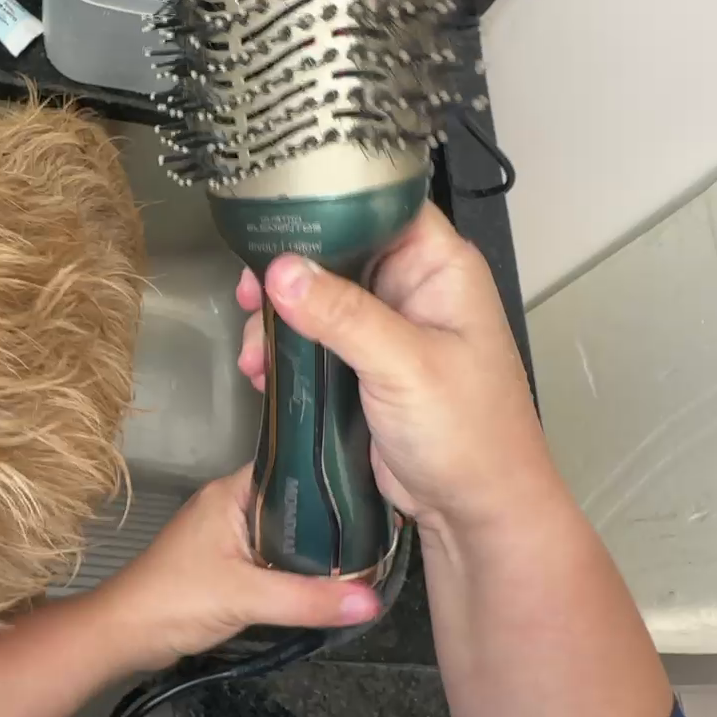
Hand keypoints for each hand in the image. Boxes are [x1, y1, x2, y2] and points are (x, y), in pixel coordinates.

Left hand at [92, 467, 378, 672]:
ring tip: (367, 555)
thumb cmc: (176, 600)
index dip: (330, 476)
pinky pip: (270, 559)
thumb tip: (373, 600)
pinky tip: (326, 582)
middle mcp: (228, 507)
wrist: (125, 634)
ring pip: (282, 535)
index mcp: (229, 494)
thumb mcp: (246, 597)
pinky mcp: (224, 565)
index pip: (290, 467)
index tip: (375, 490)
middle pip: (291, 504)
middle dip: (331, 520)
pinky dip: (294, 570)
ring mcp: (225, 537)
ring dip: (314, 549)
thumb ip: (308, 599)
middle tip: (382, 530)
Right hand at [235, 202, 560, 535]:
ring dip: (277, 324)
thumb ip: (343, 316)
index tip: (272, 226)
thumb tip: (279, 272)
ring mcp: (381, 331)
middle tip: (248, 297)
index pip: (381, 208)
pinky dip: (283, 355)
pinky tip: (261, 374)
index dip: (328, 209)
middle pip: (336, 256)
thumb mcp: (404, 365)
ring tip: (252, 356)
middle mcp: (408, 291)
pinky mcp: (358, 369)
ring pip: (315, 303)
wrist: (468, 507)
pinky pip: (311, 345)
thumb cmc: (464, 431)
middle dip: (287, 277)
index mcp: (436, 270)